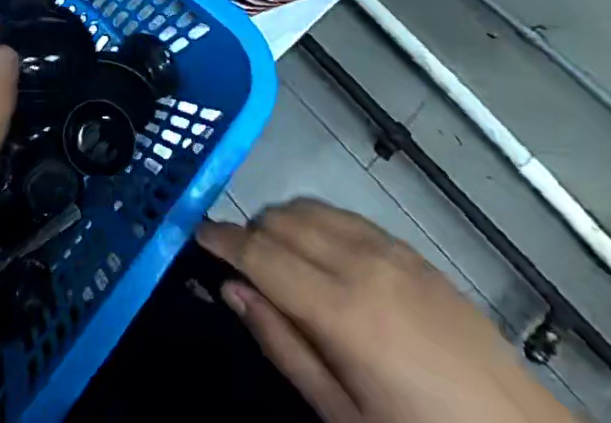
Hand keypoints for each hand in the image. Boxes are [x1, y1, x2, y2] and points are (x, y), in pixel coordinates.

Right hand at [198, 199, 573, 422]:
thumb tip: (231, 290)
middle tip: (241, 265)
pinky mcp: (413, 252)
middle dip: (250, 232)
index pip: (259, 253)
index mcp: (341, 310)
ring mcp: (392, 252)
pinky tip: (322, 254)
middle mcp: (362, 264)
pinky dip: (317, 222)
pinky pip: (346, 215)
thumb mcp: (342, 414)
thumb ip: (281, 344)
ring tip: (278, 258)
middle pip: (280, 220)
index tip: (196, 233)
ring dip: (281, 223)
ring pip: (310, 208)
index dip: (221, 239)